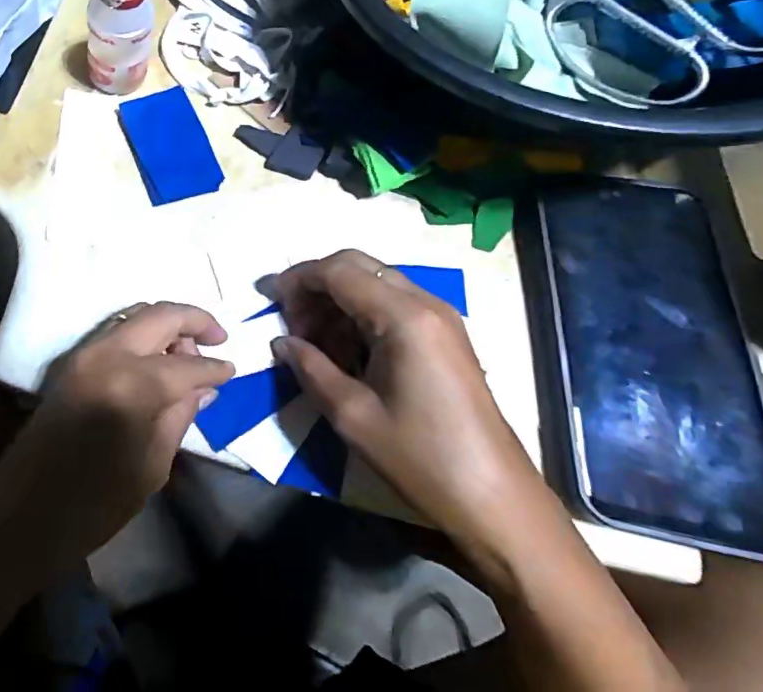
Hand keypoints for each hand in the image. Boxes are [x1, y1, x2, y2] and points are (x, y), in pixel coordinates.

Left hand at [22, 302, 233, 551]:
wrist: (18, 519)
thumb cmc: (92, 507)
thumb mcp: (151, 467)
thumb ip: (180, 415)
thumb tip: (204, 387)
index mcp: (131, 386)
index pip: (187, 365)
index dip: (215, 368)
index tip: (232, 371)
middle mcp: (106, 356)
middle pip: (161, 315)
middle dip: (195, 321)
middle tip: (218, 340)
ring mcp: (84, 355)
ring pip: (137, 315)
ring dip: (167, 324)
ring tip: (188, 352)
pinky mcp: (70, 363)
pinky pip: (117, 331)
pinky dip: (143, 333)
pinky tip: (158, 358)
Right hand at [271, 250, 545, 543]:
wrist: (493, 495)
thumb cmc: (421, 458)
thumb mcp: (354, 416)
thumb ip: (311, 369)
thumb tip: (281, 342)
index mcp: (404, 316)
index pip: (340, 271)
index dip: (299, 278)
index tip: (269, 298)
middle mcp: (426, 302)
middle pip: (360, 267)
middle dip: (318, 286)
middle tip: (291, 323)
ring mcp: (441, 316)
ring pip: (377, 284)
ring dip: (340, 301)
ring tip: (312, 343)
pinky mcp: (446, 334)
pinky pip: (396, 305)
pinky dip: (364, 315)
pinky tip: (346, 351)